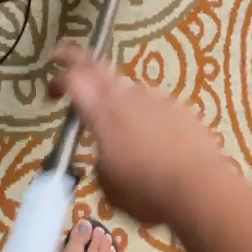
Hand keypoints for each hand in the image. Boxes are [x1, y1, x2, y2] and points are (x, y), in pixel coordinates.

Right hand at [48, 44, 232, 226]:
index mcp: (102, 112)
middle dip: (81, 63)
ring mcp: (155, 98)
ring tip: (123, 132)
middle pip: (99, 68)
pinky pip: (154, 106)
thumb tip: (107, 156)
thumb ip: (101, 161)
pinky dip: (146, 117)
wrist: (199, 185)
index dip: (59, 75)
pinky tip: (155, 143)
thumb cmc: (146, 190)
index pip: (74, 78)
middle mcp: (127, 96)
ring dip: (119, 103)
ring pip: (128, 91)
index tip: (52, 84)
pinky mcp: (179, 106)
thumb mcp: (108, 185)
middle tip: (69, 61)